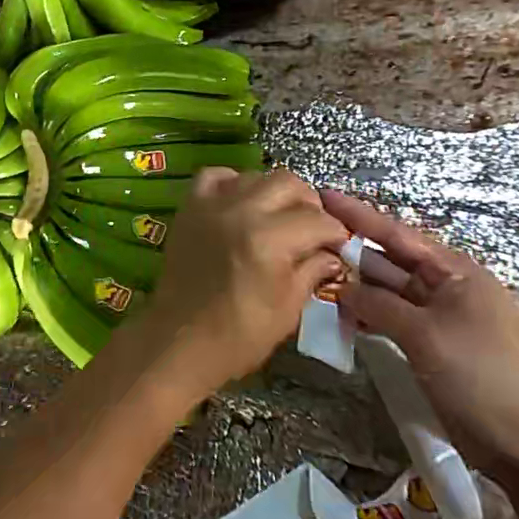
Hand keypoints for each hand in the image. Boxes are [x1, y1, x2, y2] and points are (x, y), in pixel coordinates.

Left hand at [141, 169, 349, 395]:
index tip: (338, 244)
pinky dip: (234, 183)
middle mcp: (242, 211)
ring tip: (278, 217)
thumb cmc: (238, 335)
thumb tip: (331, 254)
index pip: (317, 220)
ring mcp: (212, 204)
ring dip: (274, 193)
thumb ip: (312, 271)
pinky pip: (217, 176)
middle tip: (311, 228)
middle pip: (290, 183)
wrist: (179, 342)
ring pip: (256, 175)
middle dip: (309, 205)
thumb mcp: (288, 308)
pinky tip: (241, 203)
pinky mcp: (191, 207)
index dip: (335, 232)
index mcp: (269, 239)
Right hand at [326, 191, 518, 473]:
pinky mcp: (432, 348)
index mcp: (453, 270)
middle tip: (306, 241)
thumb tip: (343, 289)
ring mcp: (438, 319)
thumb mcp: (427, 335)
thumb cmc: (484, 376)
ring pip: (388, 293)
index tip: (323, 195)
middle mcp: (445, 287)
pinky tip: (342, 316)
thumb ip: (381, 306)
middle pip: (390, 262)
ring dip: (356, 288)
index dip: (358, 215)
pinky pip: (393, 322)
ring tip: (313, 276)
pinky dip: (369, 317)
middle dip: (352, 252)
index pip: (396, 234)